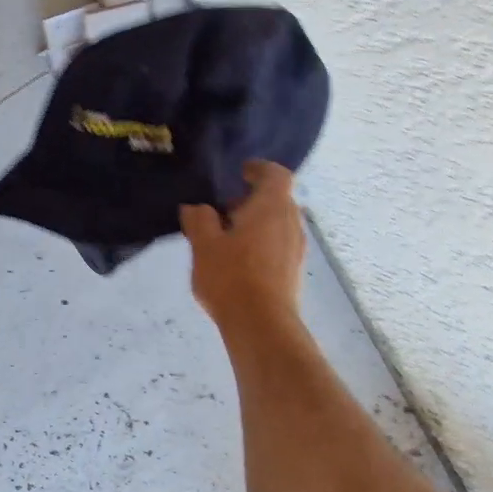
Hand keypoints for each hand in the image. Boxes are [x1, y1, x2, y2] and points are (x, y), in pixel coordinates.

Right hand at [179, 160, 305, 329]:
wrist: (260, 321)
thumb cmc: (230, 276)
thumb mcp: (203, 245)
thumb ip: (199, 220)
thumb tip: (196, 207)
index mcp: (271, 207)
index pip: (275, 174)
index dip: (258, 169)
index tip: (239, 172)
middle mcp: (291, 220)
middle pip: (275, 199)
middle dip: (249, 200)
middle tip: (219, 211)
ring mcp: (296, 246)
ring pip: (276, 222)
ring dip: (253, 223)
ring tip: (224, 239)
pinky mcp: (293, 267)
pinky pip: (277, 243)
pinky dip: (259, 241)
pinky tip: (237, 261)